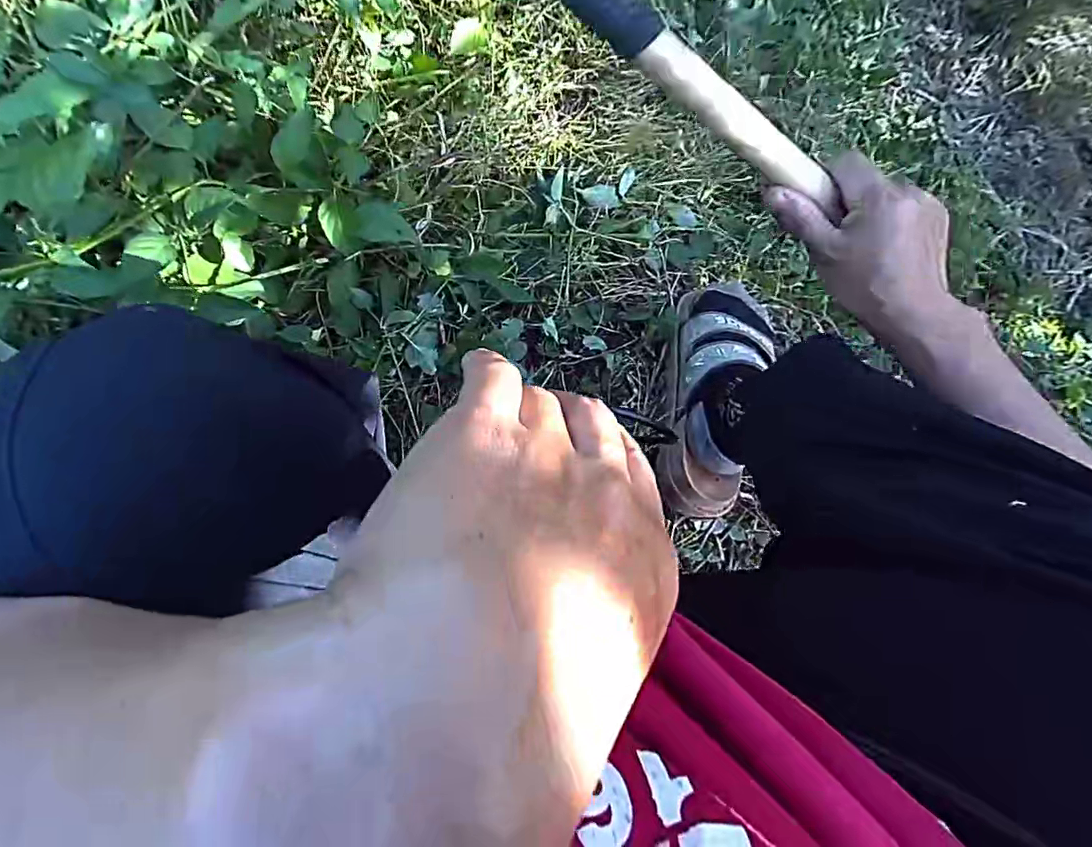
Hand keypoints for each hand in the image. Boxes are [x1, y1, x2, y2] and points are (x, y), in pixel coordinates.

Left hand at [335, 350, 677, 824]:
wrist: (447, 688)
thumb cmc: (514, 719)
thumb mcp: (584, 690)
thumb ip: (588, 635)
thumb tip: (558, 633)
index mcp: (644, 563)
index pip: (636, 480)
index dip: (602, 461)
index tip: (580, 461)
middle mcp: (605, 494)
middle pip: (591, 429)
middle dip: (562, 430)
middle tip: (529, 440)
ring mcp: (544, 454)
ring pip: (540, 403)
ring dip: (519, 409)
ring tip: (492, 417)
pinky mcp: (481, 429)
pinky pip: (494, 374)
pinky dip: (484, 371)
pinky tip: (472, 373)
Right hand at [765, 151, 966, 344]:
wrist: (916, 316)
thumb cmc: (865, 286)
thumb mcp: (824, 251)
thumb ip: (800, 216)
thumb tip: (773, 190)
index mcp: (878, 196)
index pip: (844, 161)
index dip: (823, 179)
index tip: (815, 206)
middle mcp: (908, 191)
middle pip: (863, 180)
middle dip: (844, 200)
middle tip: (834, 235)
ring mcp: (927, 204)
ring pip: (881, 194)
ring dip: (866, 211)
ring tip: (860, 247)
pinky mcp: (937, 218)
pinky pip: (901, 207)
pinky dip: (888, 220)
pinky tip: (883, 249)